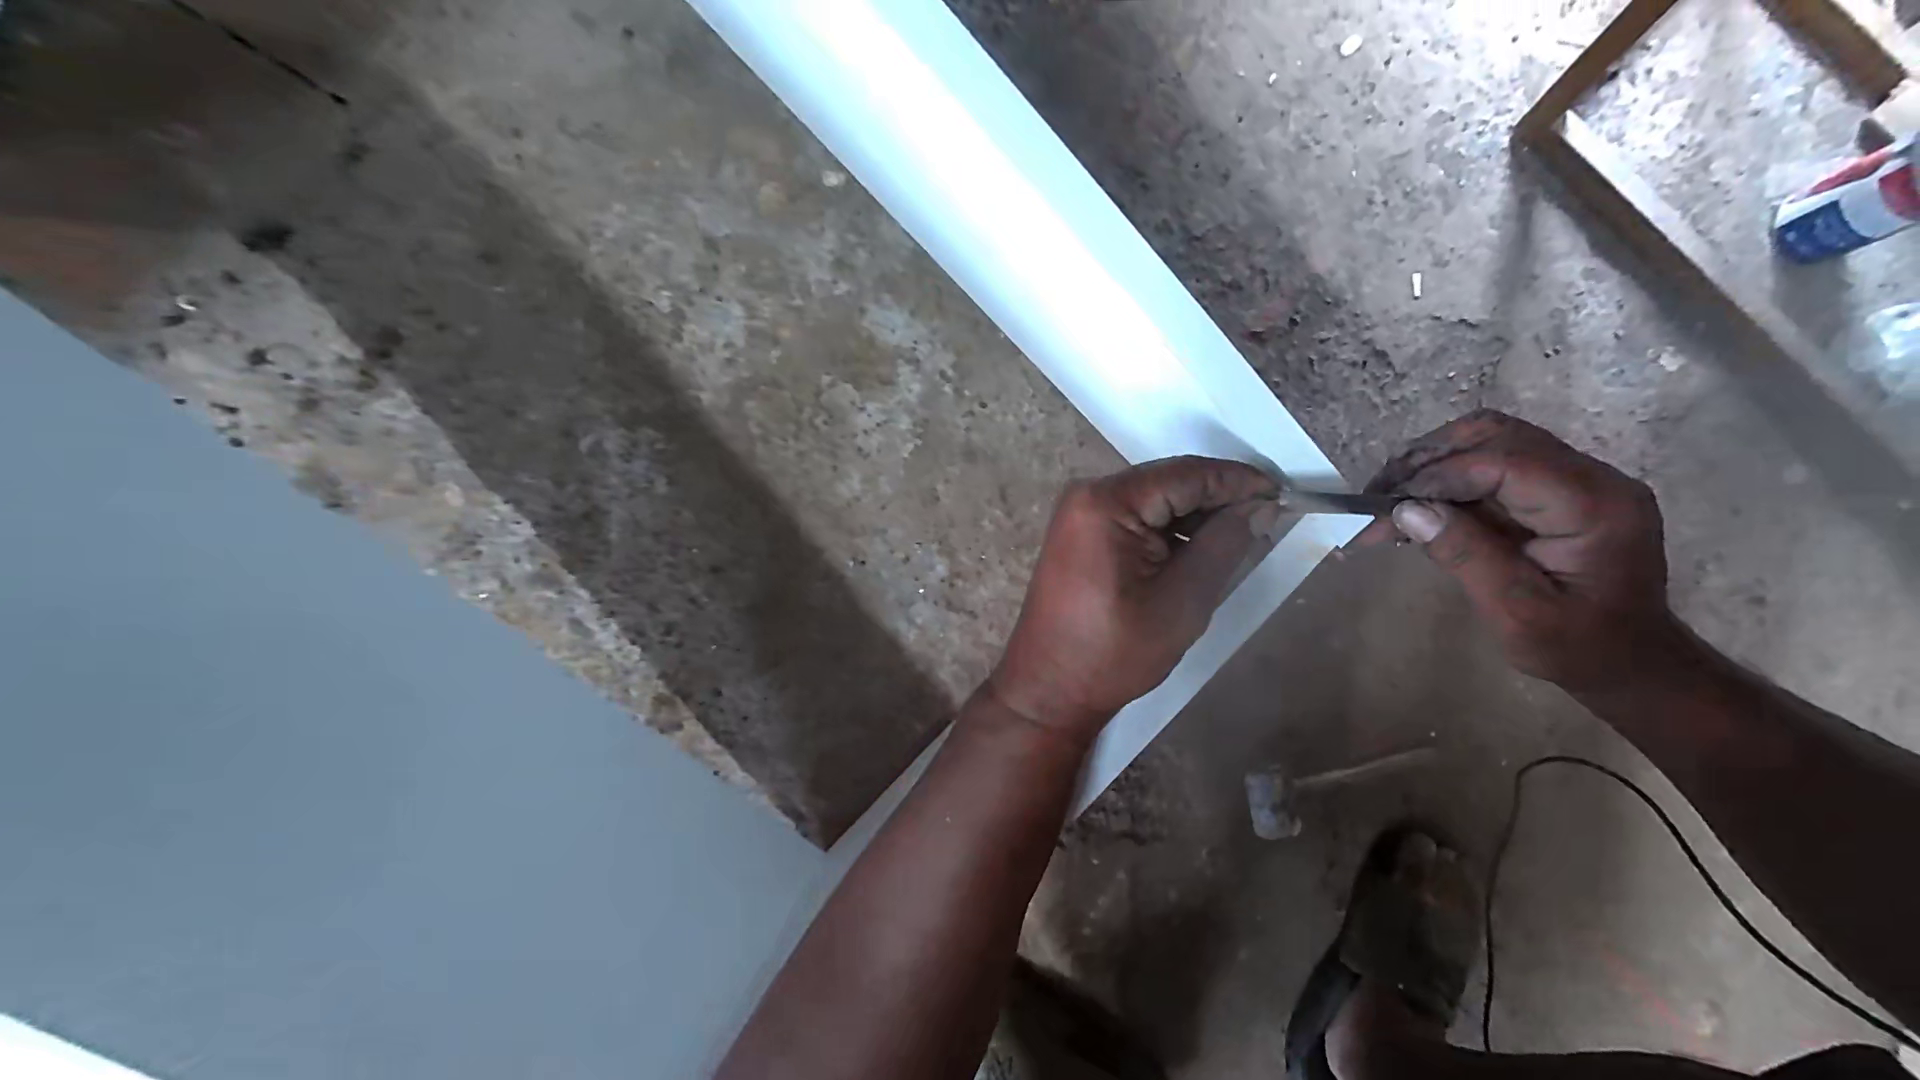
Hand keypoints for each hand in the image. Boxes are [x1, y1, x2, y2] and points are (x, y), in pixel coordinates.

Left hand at [986, 457, 1282, 742]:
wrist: (1048, 689)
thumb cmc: (1113, 652)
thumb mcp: (1182, 600)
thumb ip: (1224, 544)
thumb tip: (1259, 506)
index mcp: (1105, 503)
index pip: (1185, 474)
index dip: (1237, 481)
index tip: (1283, 494)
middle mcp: (1086, 496)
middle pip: (1167, 481)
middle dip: (1218, 497)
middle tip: (1268, 517)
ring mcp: (1078, 515)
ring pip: (1153, 500)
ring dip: (1195, 515)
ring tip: (1241, 536)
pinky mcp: (1079, 535)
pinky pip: (1135, 518)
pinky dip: (1169, 530)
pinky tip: (1199, 549)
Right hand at [1362, 410, 1685, 691]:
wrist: (1629, 661)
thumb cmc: (1576, 646)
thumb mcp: (1516, 612)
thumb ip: (1465, 556)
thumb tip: (1406, 510)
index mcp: (1594, 508)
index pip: (1505, 462)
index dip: (1439, 475)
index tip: (1389, 506)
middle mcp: (1592, 479)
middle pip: (1497, 435)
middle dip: (1429, 458)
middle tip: (1381, 494)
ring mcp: (1575, 481)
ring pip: (1490, 441)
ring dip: (1432, 463)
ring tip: (1390, 498)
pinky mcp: (1555, 490)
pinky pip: (1492, 464)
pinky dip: (1446, 478)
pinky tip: (1416, 507)